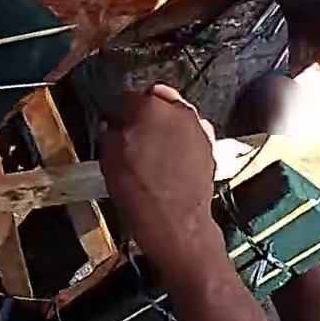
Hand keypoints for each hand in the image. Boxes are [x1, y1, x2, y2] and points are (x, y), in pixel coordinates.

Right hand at [100, 85, 224, 271]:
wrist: (175, 222)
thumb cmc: (137, 191)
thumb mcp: (109, 161)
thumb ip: (110, 134)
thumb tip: (113, 126)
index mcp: (149, 107)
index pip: (127, 98)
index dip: (118, 113)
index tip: (113, 125)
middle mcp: (178, 110)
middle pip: (157, 99)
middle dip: (145, 111)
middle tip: (134, 133)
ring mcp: (198, 127)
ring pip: (177, 115)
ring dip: (165, 124)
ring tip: (154, 147)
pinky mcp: (210, 146)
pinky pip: (190, 134)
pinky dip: (181, 140)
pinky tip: (171, 159)